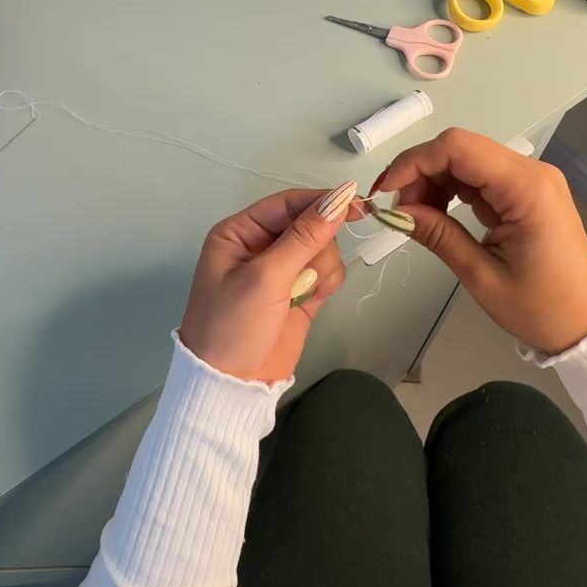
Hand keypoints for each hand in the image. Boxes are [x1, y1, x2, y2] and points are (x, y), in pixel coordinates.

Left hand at [179, 183, 356, 383]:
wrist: (231, 386)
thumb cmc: (232, 326)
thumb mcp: (264, 278)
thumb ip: (304, 237)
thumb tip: (338, 200)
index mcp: (239, 233)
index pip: (286, 204)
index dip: (320, 201)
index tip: (355, 201)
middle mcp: (260, 246)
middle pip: (311, 225)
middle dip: (317, 246)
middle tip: (305, 274)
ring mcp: (282, 271)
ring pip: (324, 249)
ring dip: (322, 268)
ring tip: (302, 294)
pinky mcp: (300, 293)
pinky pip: (328, 273)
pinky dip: (327, 283)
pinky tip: (311, 299)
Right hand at [374, 129, 586, 356]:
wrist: (586, 324)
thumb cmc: (541, 308)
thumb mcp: (481, 275)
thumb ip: (438, 235)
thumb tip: (396, 213)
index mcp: (527, 189)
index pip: (458, 149)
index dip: (414, 162)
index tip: (385, 191)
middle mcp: (531, 172)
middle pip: (459, 148)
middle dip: (420, 172)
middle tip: (399, 210)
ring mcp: (530, 179)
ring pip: (465, 158)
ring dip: (432, 180)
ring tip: (416, 216)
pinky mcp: (525, 190)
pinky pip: (477, 175)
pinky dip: (449, 188)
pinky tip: (436, 213)